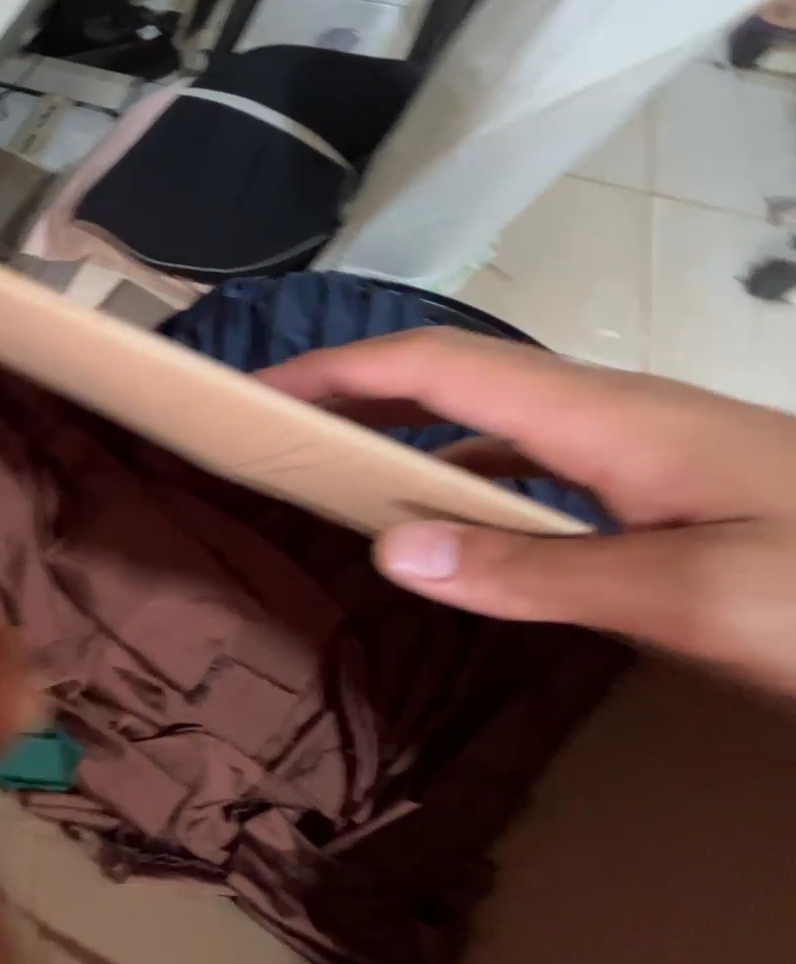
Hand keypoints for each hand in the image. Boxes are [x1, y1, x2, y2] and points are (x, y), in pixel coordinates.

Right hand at [258, 328, 795, 698]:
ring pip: (483, 417)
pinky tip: (443, 514)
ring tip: (331, 464)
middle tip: (273, 424)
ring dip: (397, 428)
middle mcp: (606, 414)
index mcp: (601, 416)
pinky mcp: (656, 484)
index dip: (336, 368)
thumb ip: (536, 570)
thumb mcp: (704, 597)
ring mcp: (636, 447)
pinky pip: (522, 460)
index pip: (433, 366)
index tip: (257, 390)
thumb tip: (385, 549)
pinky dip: (453, 471)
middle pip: (447, 377)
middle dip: (348, 387)